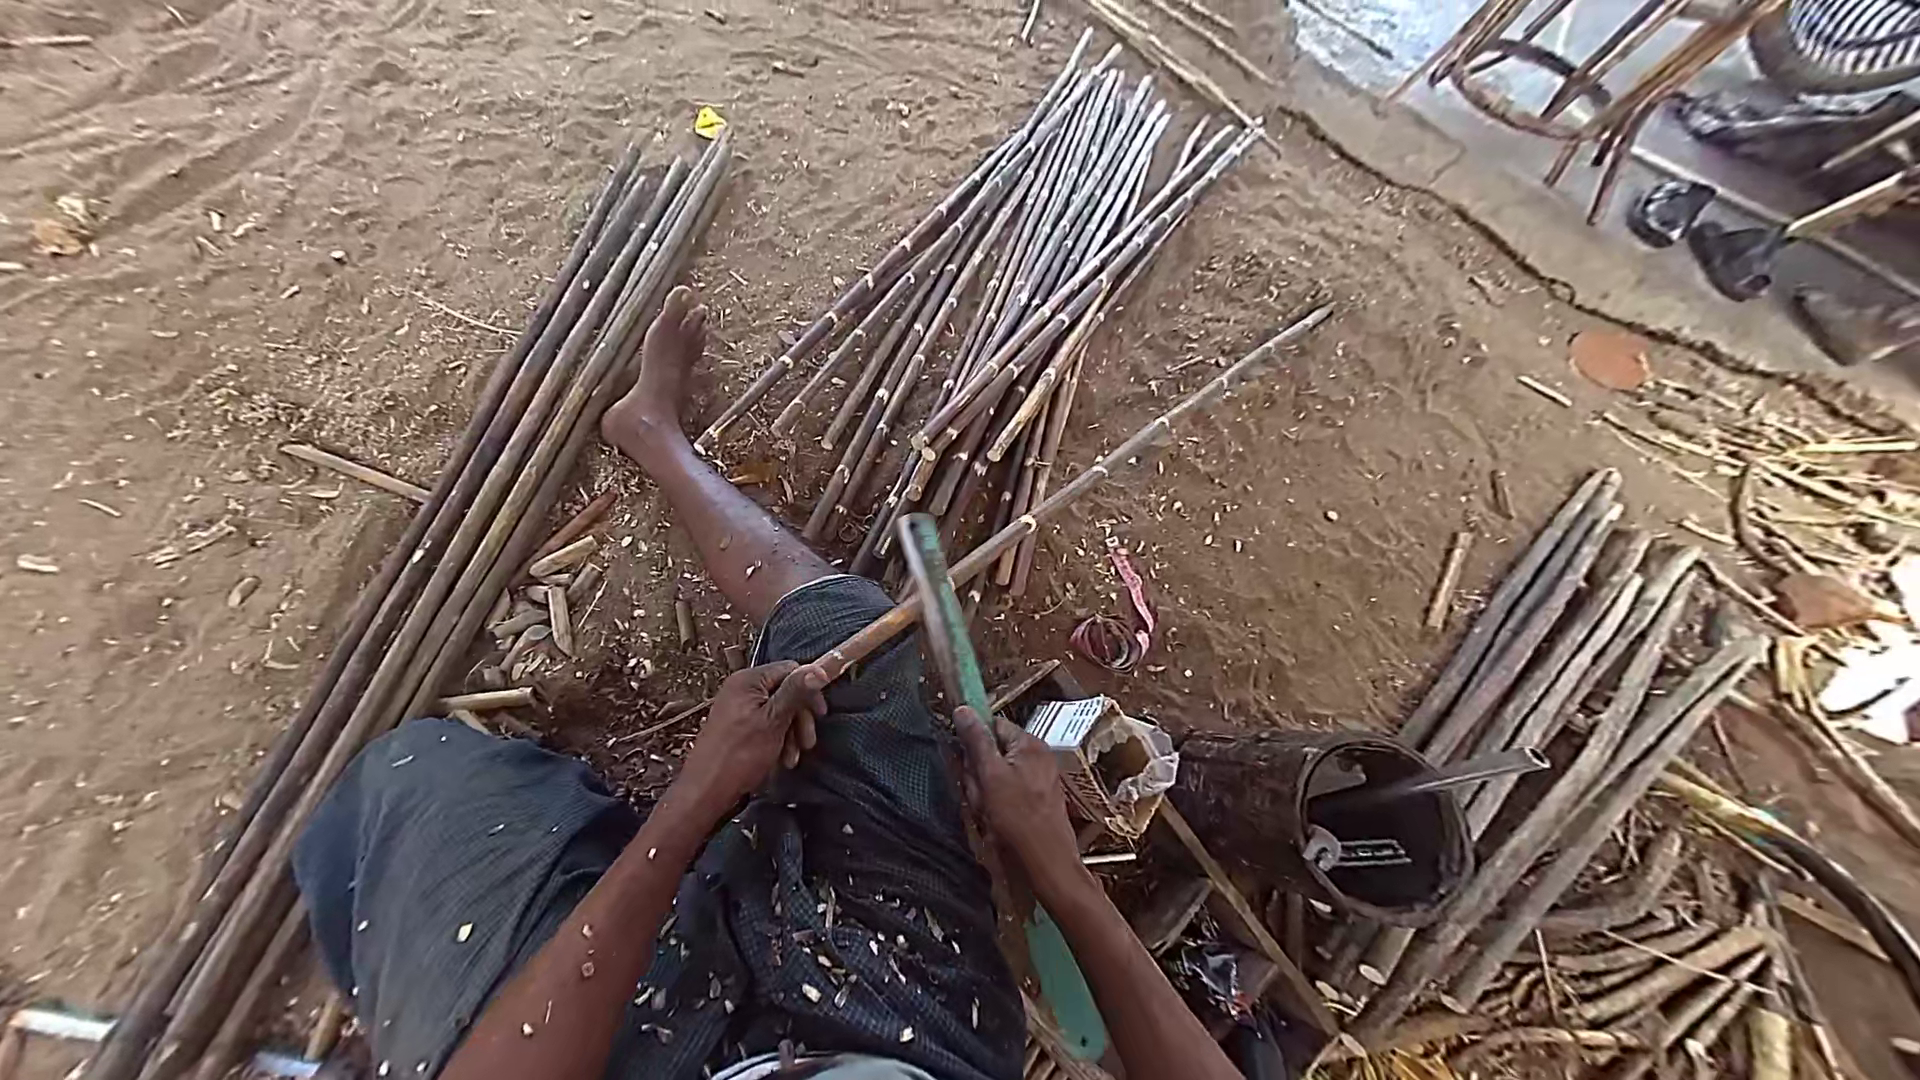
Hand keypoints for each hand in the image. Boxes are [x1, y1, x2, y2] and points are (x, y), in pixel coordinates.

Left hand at [676, 661, 827, 813]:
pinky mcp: (737, 726)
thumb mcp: (774, 720)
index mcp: (748, 680)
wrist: (705, 793)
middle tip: (807, 742)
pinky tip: (782, 759)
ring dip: (792, 733)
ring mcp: (738, 707)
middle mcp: (742, 689)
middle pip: (786, 691)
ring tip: (793, 757)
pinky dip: (779, 739)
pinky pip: (767, 724)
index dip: (809, 691)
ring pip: (779, 711)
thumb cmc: (738, 756)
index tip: (820, 715)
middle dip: (800, 718)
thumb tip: (819, 669)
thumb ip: (796, 692)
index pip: (790, 670)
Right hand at [953, 706, 1083, 890]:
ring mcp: (1040, 779)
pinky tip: (996, 822)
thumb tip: (963, 708)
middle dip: (980, 772)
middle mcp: (1038, 756)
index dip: (976, 743)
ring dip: (986, 792)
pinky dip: (997, 805)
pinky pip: (1009, 794)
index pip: (993, 726)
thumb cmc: (1018, 817)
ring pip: (998, 776)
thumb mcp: (990, 775)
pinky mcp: (1038, 801)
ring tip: (988, 811)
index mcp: (1030, 743)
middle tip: (979, 793)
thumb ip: (976, 741)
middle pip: (995, 752)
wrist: (1048, 864)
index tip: (966, 763)